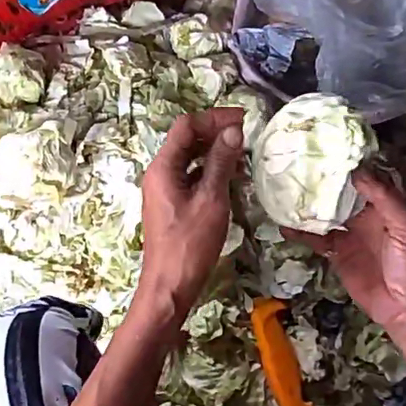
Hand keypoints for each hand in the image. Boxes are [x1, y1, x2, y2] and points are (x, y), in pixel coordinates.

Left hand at [133, 108, 245, 327]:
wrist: (170, 286)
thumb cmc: (189, 244)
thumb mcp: (211, 200)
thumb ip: (221, 163)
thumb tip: (233, 132)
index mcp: (163, 167)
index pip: (186, 127)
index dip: (214, 118)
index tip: (243, 120)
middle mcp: (160, 173)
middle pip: (186, 140)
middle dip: (215, 132)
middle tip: (246, 134)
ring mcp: (165, 190)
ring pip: (190, 159)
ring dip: (215, 152)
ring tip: (243, 154)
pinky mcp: (173, 204)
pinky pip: (191, 177)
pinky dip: (210, 171)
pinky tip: (232, 177)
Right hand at [295, 172, 405, 344]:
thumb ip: (385, 199)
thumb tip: (357, 172)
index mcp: (387, 204)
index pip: (366, 176)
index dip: (350, 162)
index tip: (328, 148)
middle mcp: (367, 214)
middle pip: (342, 192)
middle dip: (323, 180)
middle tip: (298, 164)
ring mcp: (350, 233)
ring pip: (326, 213)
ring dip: (309, 204)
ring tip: (285, 190)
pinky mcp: (337, 253)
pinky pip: (317, 239)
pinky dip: (301, 233)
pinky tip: (284, 226)